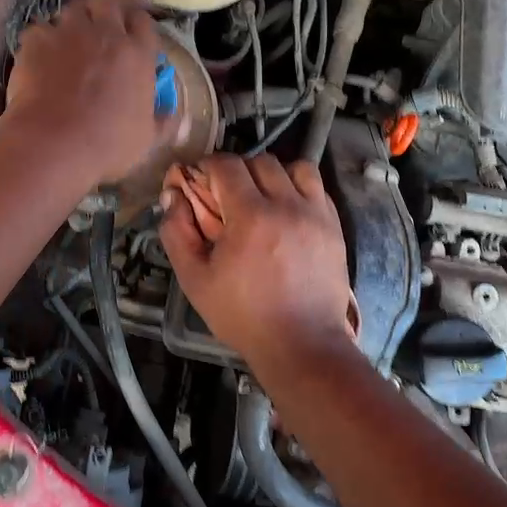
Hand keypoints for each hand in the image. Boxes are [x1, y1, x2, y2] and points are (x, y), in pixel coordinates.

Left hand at [0, 0, 168, 186]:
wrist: (53, 144)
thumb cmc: (106, 145)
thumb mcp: (147, 140)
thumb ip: (164, 123)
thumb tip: (179, 117)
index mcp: (137, 54)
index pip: (143, 20)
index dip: (136, 23)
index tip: (131, 33)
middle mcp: (105, 34)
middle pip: (108, 3)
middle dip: (104, 11)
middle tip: (99, 26)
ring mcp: (68, 33)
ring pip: (73, 9)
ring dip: (74, 20)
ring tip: (69, 37)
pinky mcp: (36, 41)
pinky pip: (39, 29)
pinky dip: (41, 39)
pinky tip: (40, 56)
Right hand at [159, 154, 353, 365]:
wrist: (302, 345)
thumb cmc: (242, 315)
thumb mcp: (194, 279)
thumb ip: (177, 233)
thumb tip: (172, 195)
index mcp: (250, 216)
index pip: (227, 165)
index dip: (208, 166)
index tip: (200, 182)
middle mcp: (287, 205)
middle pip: (260, 161)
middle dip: (238, 170)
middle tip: (227, 195)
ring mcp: (316, 214)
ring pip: (295, 168)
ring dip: (273, 175)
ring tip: (262, 198)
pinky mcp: (335, 227)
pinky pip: (317, 188)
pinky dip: (298, 189)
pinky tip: (286, 212)